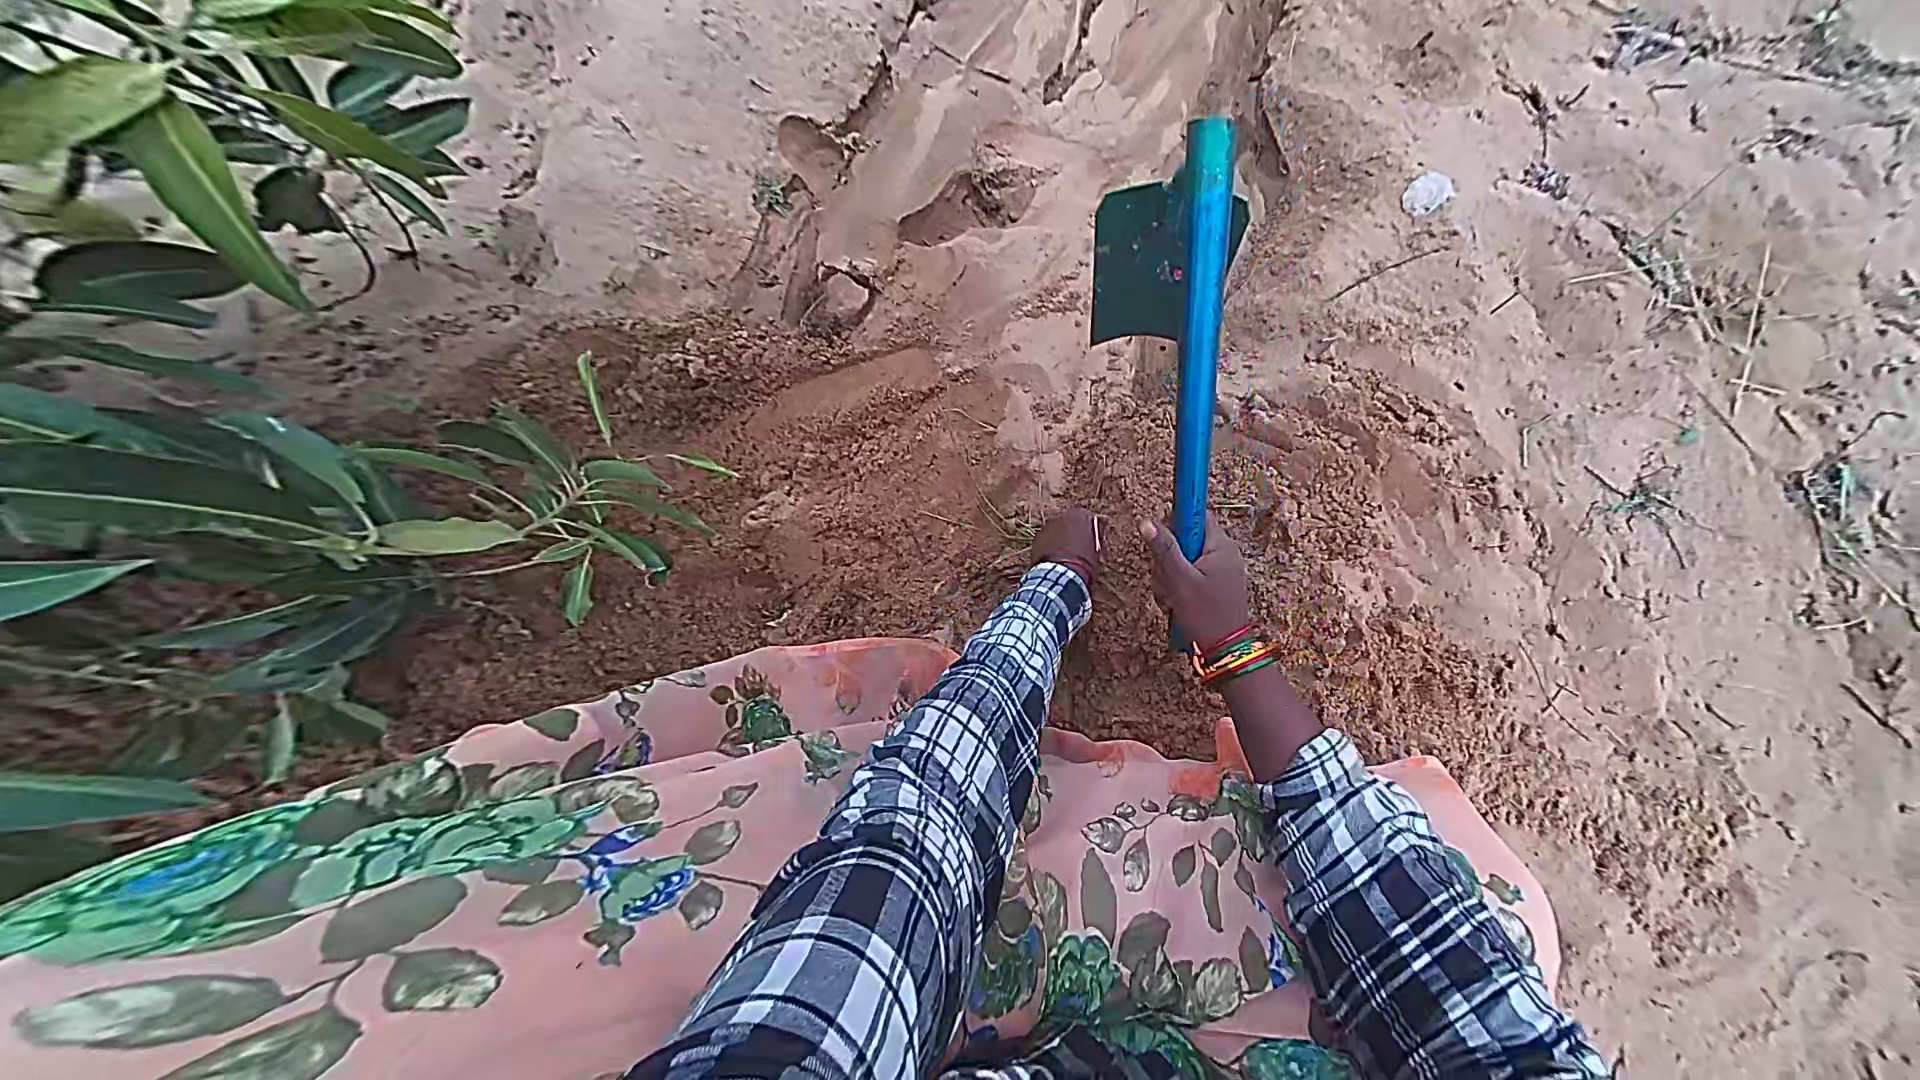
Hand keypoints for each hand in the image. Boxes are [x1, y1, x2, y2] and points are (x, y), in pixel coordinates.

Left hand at [1031, 508, 1103, 583]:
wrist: (1062, 572)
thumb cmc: (1084, 560)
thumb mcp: (1096, 547)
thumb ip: (1096, 535)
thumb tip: (1098, 531)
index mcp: (1081, 515)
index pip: (1087, 520)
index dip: (1088, 532)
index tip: (1090, 541)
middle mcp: (1063, 516)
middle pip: (1069, 523)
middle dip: (1072, 533)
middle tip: (1076, 548)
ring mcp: (1048, 525)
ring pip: (1056, 531)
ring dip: (1059, 539)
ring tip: (1064, 555)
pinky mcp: (1037, 537)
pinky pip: (1045, 540)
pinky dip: (1048, 546)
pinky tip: (1053, 558)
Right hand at [1139, 514, 1249, 647]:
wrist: (1224, 651)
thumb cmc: (1207, 616)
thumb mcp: (1180, 580)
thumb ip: (1164, 549)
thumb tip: (1147, 522)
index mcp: (1220, 547)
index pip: (1197, 515)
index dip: (1176, 520)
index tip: (1163, 536)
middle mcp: (1222, 554)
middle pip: (1184, 540)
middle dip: (1167, 559)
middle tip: (1167, 578)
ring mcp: (1217, 570)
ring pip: (1181, 560)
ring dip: (1169, 576)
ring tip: (1172, 595)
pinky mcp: (1212, 584)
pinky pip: (1186, 575)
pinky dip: (1176, 587)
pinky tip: (1175, 602)